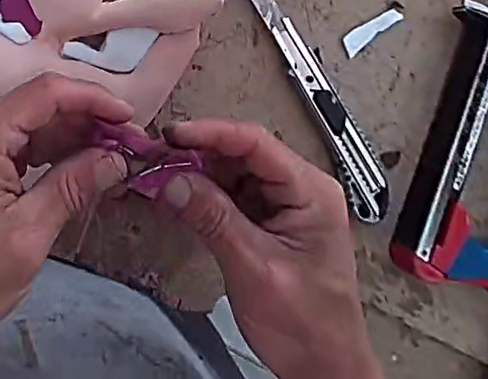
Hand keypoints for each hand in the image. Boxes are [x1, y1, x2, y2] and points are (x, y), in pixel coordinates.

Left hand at [0, 75, 130, 376]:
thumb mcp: (25, 237)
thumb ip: (73, 187)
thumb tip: (118, 158)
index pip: (52, 92)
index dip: (97, 99)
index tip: (131, 120)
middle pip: (50, 101)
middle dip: (93, 119)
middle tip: (131, 143)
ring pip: (44, 118)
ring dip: (80, 134)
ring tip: (116, 155)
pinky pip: (30, 136)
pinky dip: (61, 147)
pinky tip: (86, 164)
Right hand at [156, 120, 382, 378]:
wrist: (325, 369)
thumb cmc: (307, 325)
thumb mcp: (255, 269)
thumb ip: (214, 221)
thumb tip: (174, 182)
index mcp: (311, 189)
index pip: (257, 143)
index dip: (213, 133)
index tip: (176, 135)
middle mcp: (302, 186)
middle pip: (246, 154)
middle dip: (202, 153)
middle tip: (162, 157)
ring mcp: (288, 202)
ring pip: (238, 172)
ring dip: (202, 173)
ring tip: (166, 175)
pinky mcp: (274, 218)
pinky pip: (237, 194)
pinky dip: (209, 194)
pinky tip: (185, 197)